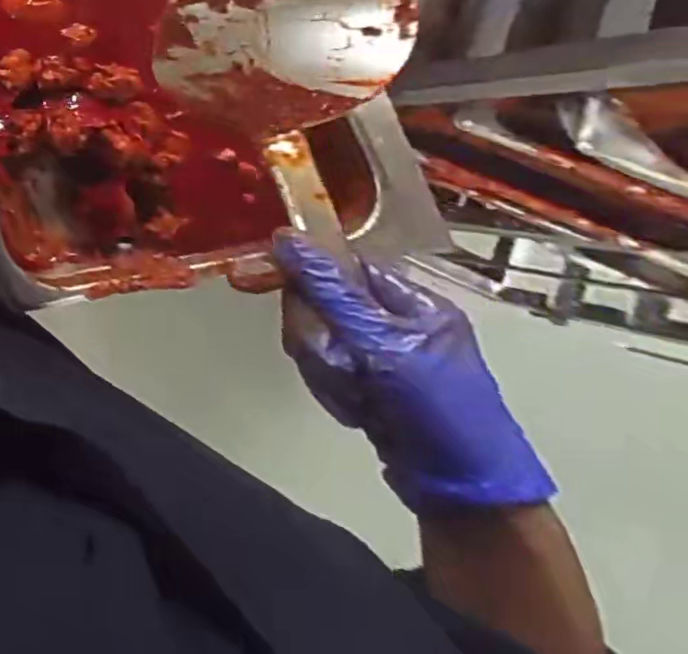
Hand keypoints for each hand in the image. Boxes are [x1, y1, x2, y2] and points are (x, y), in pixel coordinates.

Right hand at [272, 231, 554, 514]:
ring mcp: (378, 349)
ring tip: (354, 390)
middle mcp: (391, 319)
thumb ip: (329, 289)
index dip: (302, 274)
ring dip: (322, 364)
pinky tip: (354, 402)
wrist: (460, 485)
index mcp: (409, 300)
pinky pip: (321, 363)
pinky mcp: (366, 376)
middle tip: (337, 360)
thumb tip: (289, 236)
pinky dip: (329, 383)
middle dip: (314, 334)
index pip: (337, 265)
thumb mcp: (379, 341)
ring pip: (312, 334)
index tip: (262, 284)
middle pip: (316, 301)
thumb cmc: (434, 406)